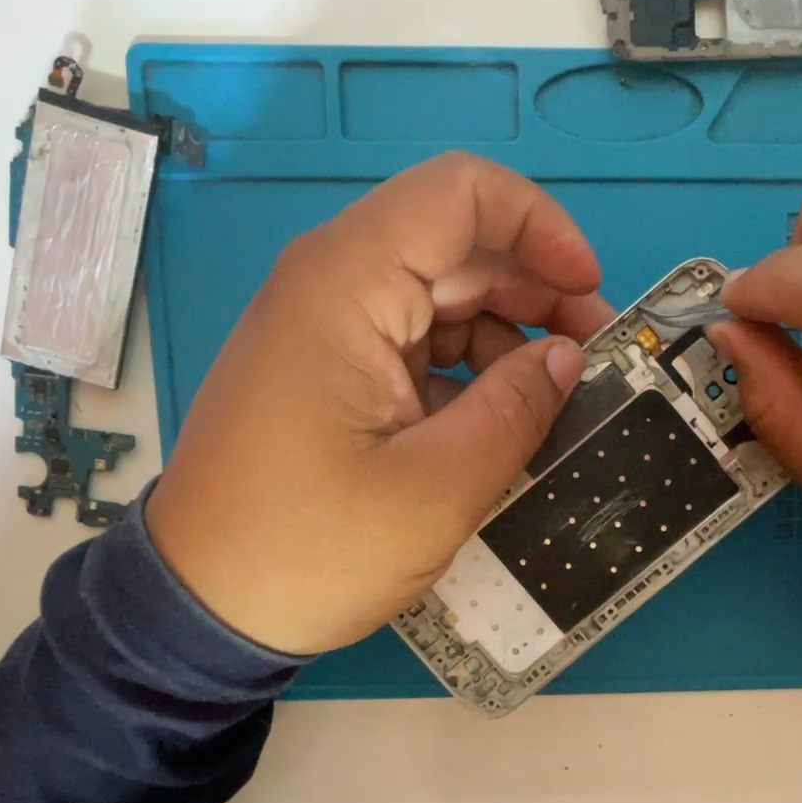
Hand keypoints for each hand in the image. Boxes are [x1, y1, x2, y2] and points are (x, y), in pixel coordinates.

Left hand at [145, 153, 612, 654]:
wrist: (204, 608)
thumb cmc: (312, 549)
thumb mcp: (437, 489)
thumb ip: (515, 411)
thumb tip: (568, 357)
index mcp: (348, 286)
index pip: (460, 195)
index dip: (541, 226)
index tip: (591, 291)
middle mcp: (335, 286)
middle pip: (459, 248)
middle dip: (539, 293)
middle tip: (598, 360)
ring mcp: (331, 331)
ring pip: (445, 299)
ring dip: (510, 340)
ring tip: (561, 403)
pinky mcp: (334, 373)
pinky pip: (420, 347)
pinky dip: (472, 374)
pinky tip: (507, 425)